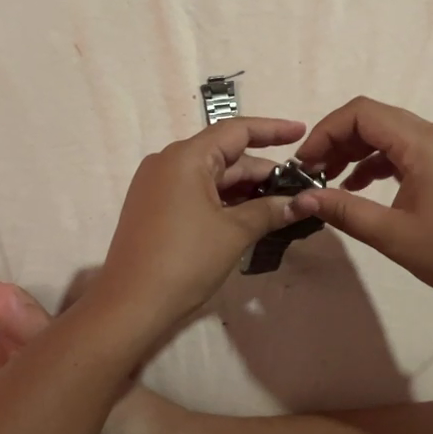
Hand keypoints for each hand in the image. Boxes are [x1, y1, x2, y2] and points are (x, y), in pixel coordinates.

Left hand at [93, 116, 308, 329]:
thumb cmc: (185, 260)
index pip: (236, 130)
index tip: (301, 132)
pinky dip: (224, 201)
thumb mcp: (234, 233)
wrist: (131, 304)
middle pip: (225, 155)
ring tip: (282, 203)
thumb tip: (300, 203)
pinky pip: (196, 193)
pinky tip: (250, 215)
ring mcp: (157, 186)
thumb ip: (268, 211)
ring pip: (211, 177)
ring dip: (245, 189)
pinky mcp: (154, 208)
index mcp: (186, 157)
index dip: (272, 129)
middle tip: (299, 186)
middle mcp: (168, 162)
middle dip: (262, 171)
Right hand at [290, 97, 432, 331]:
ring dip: (355, 151)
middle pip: (374, 118)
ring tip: (328, 181)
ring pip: (388, 134)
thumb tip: (300, 199)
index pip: (362, 113)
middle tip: (312, 174)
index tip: (304, 163)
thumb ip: (343, 210)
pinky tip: (357, 188)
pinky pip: (403, 150)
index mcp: (423, 144)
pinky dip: (376, 163)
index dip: (326, 131)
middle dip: (337, 140)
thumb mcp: (390, 234)